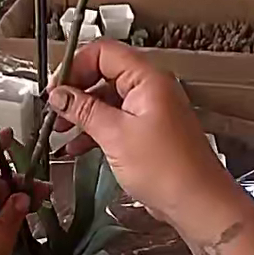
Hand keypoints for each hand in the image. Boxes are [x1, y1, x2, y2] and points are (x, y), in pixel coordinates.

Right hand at [47, 39, 238, 233]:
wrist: (197, 202)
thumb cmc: (168, 169)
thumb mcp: (115, 135)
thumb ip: (84, 110)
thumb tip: (59, 95)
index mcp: (148, 79)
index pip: (103, 53)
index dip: (75, 66)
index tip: (56, 88)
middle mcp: (152, 89)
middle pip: (105, 75)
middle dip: (77, 92)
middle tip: (56, 110)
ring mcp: (152, 111)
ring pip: (109, 100)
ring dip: (84, 114)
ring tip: (63, 131)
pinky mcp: (150, 133)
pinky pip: (118, 121)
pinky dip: (97, 130)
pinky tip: (79, 146)